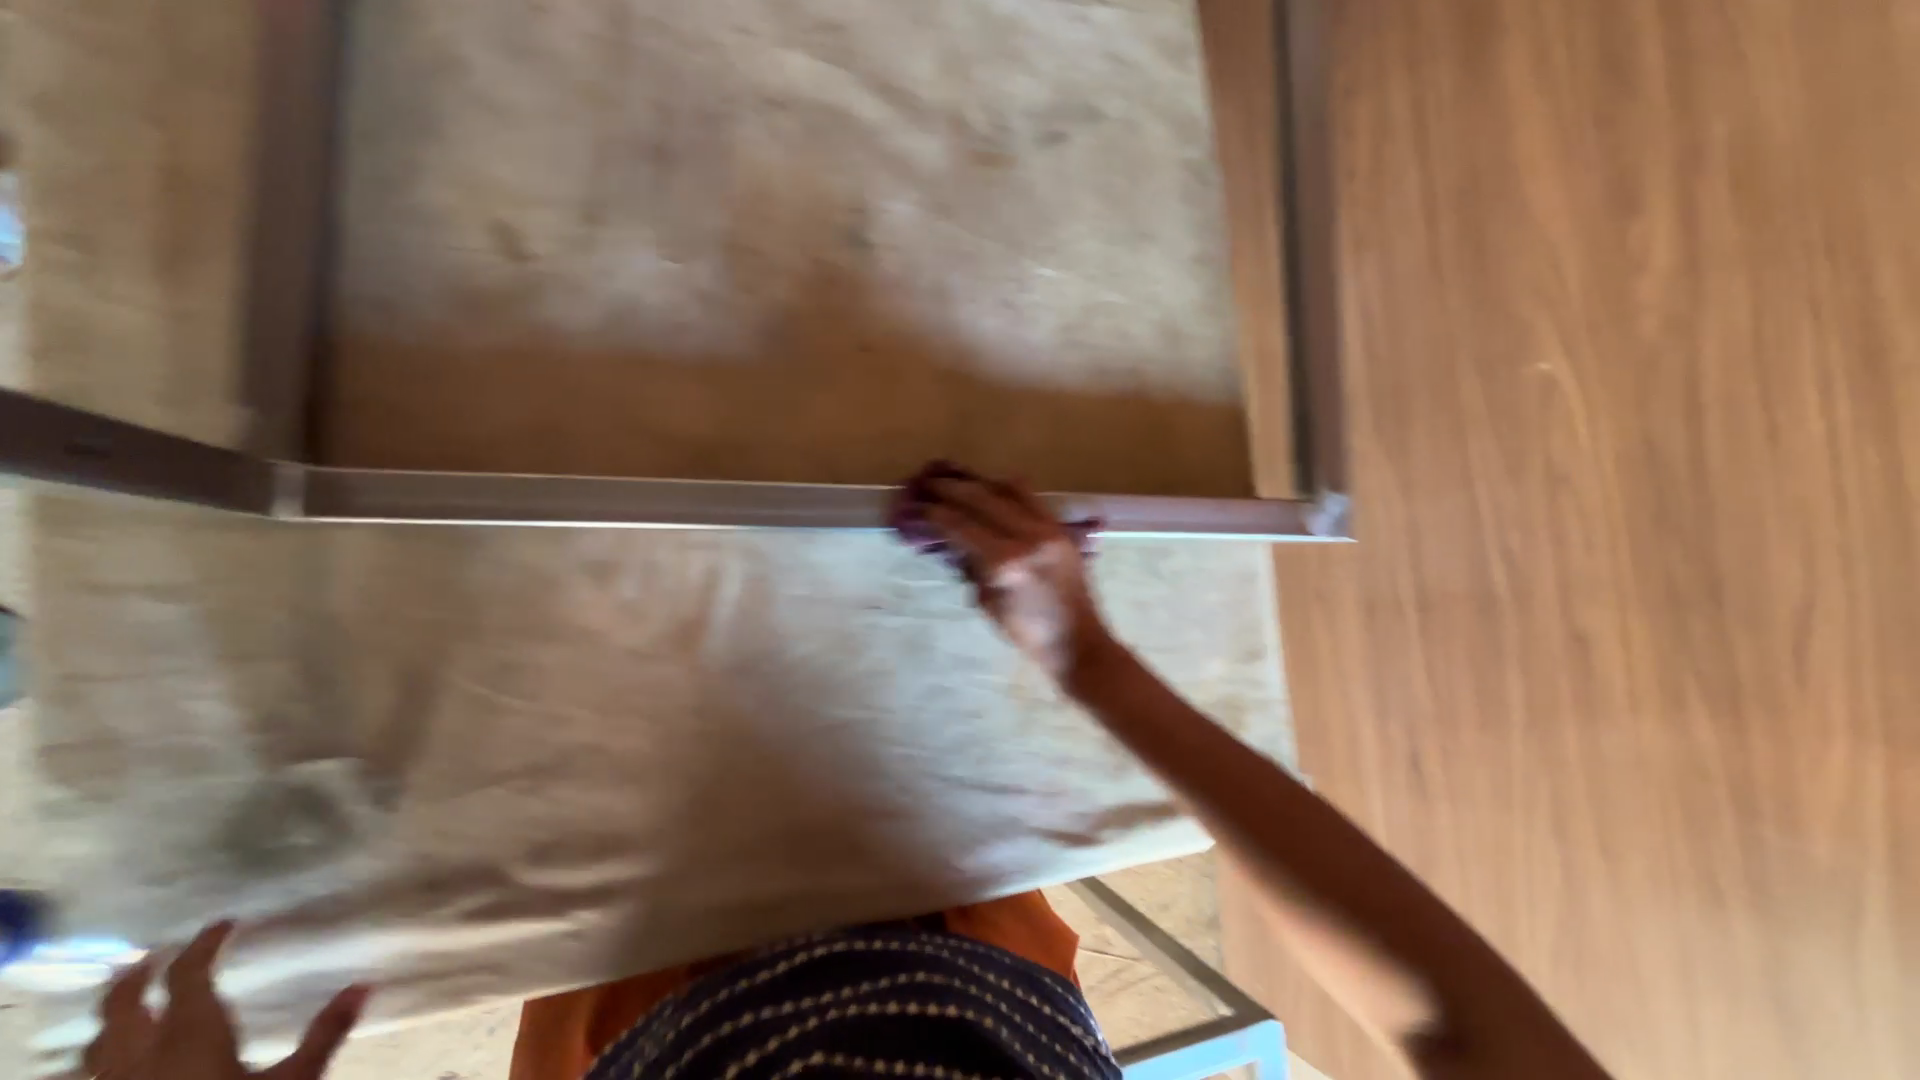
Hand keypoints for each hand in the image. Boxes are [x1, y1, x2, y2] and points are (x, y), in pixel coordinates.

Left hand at [85, 921, 369, 1079]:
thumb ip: (324, 1034)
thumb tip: (364, 985)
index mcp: (190, 1036)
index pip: (186, 975)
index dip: (203, 944)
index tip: (225, 925)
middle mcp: (141, 1056)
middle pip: (122, 1004)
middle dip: (137, 975)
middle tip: (156, 955)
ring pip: (96, 1043)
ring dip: (114, 1016)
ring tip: (130, 1004)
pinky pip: (91, 1075)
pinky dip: (102, 1057)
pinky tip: (117, 1061)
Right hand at [925, 476, 1120, 683]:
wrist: (1077, 641)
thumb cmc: (1026, 632)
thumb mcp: (986, 602)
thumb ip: (971, 566)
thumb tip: (952, 539)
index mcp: (1006, 563)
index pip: (962, 526)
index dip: (937, 513)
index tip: (919, 505)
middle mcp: (1028, 537)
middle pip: (983, 498)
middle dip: (952, 488)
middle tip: (930, 481)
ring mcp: (1048, 529)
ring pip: (1010, 489)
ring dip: (981, 483)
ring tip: (961, 481)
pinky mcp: (1061, 529)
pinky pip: (1031, 498)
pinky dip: (1007, 492)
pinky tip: (992, 492)